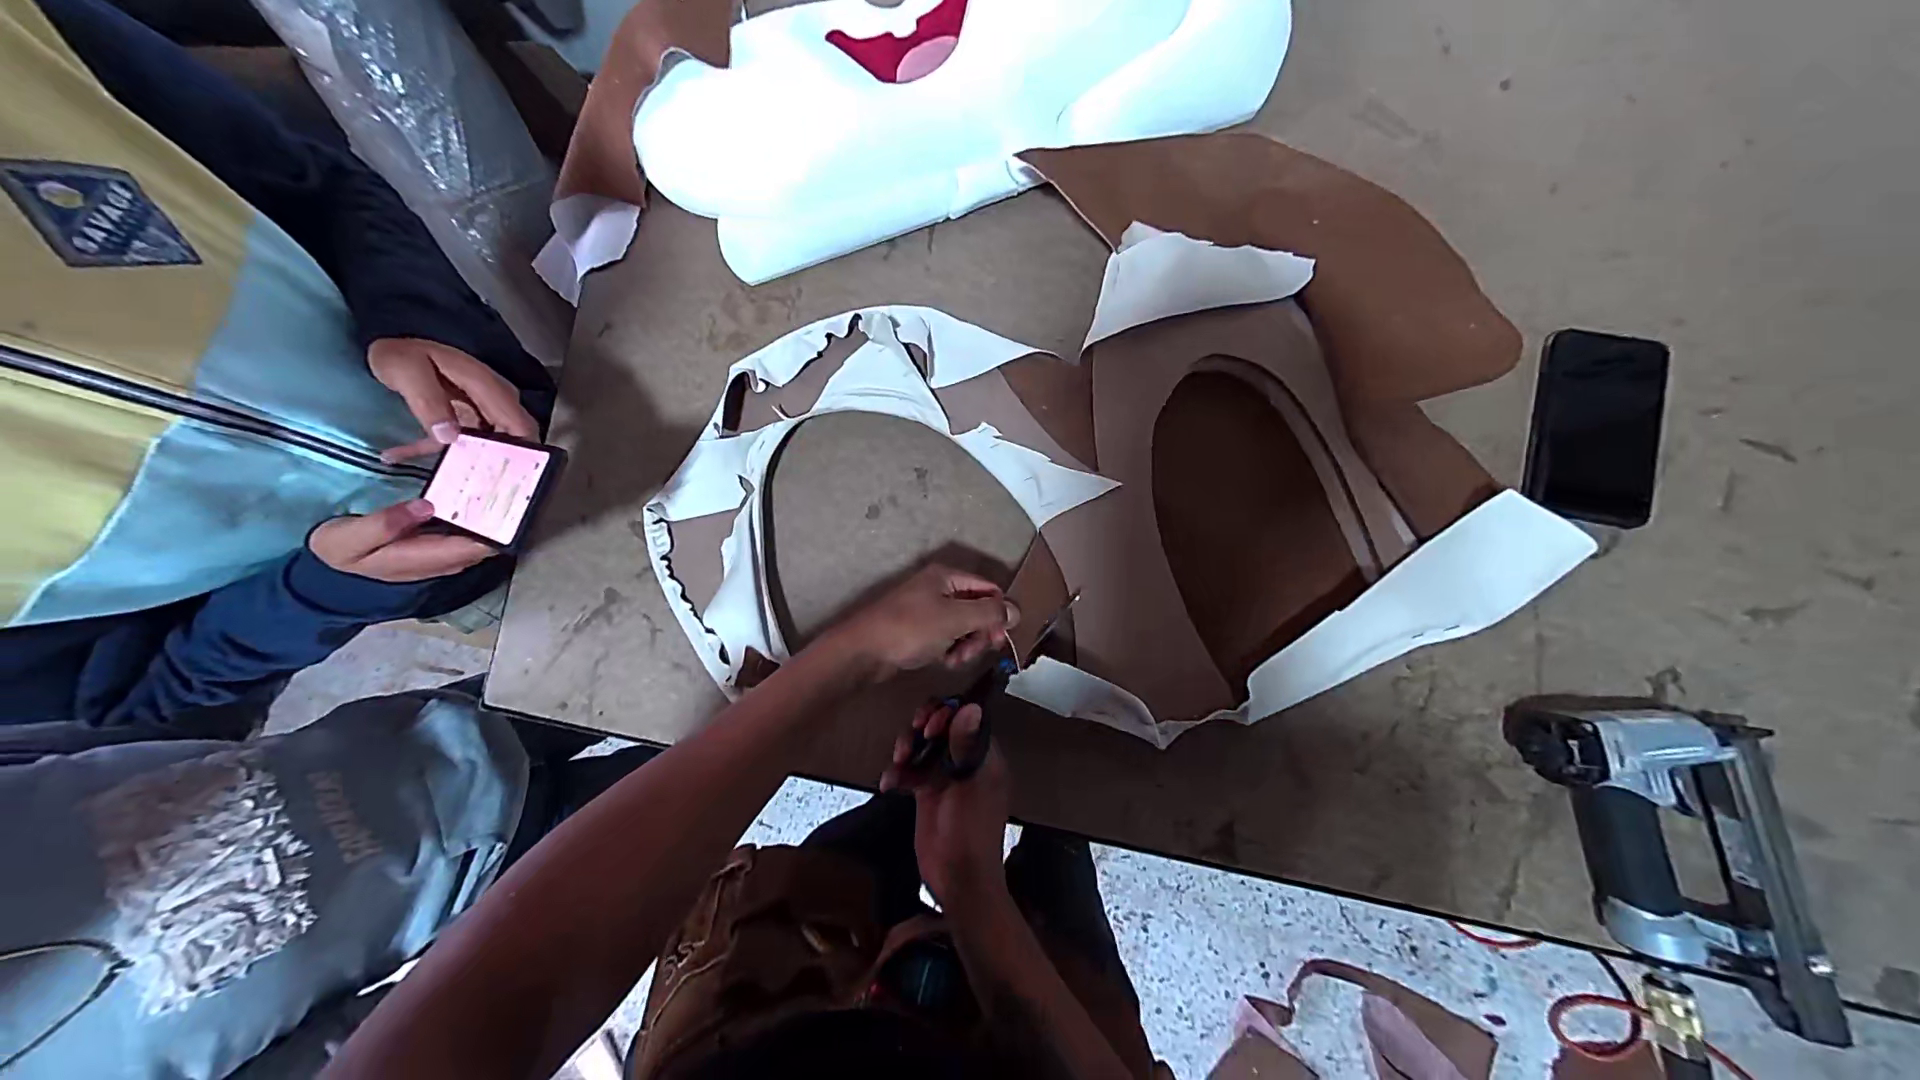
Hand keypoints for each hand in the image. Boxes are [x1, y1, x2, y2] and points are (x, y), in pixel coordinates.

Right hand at [309, 498, 496, 581]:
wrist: (334, 559)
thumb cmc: (342, 549)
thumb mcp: (349, 538)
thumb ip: (384, 524)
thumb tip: (427, 506)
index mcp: (432, 559)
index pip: (481, 546)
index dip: (499, 525)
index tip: (506, 499)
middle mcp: (450, 558)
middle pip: (490, 538)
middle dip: (501, 514)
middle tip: (506, 480)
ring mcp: (450, 551)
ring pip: (485, 532)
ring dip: (492, 511)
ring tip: (500, 479)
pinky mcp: (445, 542)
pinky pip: (472, 528)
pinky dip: (478, 512)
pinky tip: (481, 487)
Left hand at [369, 337, 537, 460]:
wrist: (396, 329)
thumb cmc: (404, 348)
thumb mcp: (407, 372)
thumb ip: (429, 403)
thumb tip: (450, 437)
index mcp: (489, 389)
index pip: (521, 428)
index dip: (520, 453)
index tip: (500, 475)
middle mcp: (496, 400)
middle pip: (514, 440)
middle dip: (496, 464)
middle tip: (471, 485)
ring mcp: (484, 406)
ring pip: (491, 442)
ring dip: (468, 460)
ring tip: (437, 475)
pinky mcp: (469, 412)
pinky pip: (469, 436)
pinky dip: (443, 449)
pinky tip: (406, 454)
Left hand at [819, 564, 1019, 684]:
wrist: (863, 651)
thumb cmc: (909, 629)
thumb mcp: (954, 619)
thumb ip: (988, 613)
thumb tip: (1016, 611)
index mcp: (947, 577)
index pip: (989, 589)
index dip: (999, 612)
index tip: (1000, 638)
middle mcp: (938, 588)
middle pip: (977, 608)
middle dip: (981, 632)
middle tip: (976, 651)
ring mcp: (927, 610)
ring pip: (963, 626)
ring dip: (966, 644)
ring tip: (955, 658)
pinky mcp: (919, 630)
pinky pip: (946, 637)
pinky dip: (950, 649)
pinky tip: (944, 661)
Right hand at [881, 701, 1010, 906]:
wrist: (957, 878)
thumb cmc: (971, 832)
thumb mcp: (969, 784)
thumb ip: (966, 746)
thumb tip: (971, 708)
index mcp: (985, 756)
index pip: (968, 718)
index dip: (948, 714)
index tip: (932, 724)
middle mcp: (966, 760)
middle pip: (942, 726)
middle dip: (924, 725)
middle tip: (915, 732)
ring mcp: (945, 775)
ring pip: (923, 745)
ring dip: (907, 747)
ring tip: (899, 760)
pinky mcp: (926, 791)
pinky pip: (909, 770)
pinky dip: (898, 773)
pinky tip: (890, 784)